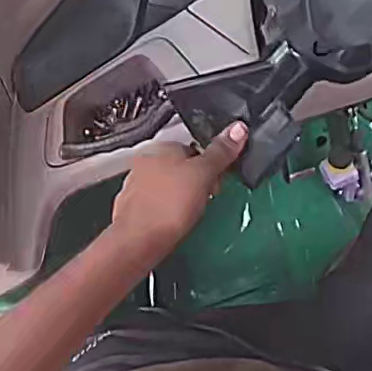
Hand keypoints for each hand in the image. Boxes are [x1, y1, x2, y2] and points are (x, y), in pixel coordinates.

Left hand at [108, 123, 246, 251]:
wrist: (138, 242)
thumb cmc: (167, 205)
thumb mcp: (203, 174)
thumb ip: (220, 152)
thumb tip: (238, 129)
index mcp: (161, 147)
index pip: (194, 147)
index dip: (212, 164)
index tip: (219, 179)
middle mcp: (145, 162)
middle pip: (182, 166)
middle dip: (198, 181)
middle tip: (207, 196)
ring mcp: (136, 185)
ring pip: (171, 186)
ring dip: (184, 196)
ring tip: (191, 212)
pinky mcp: (133, 208)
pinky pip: (160, 204)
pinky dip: (170, 211)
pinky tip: (175, 221)